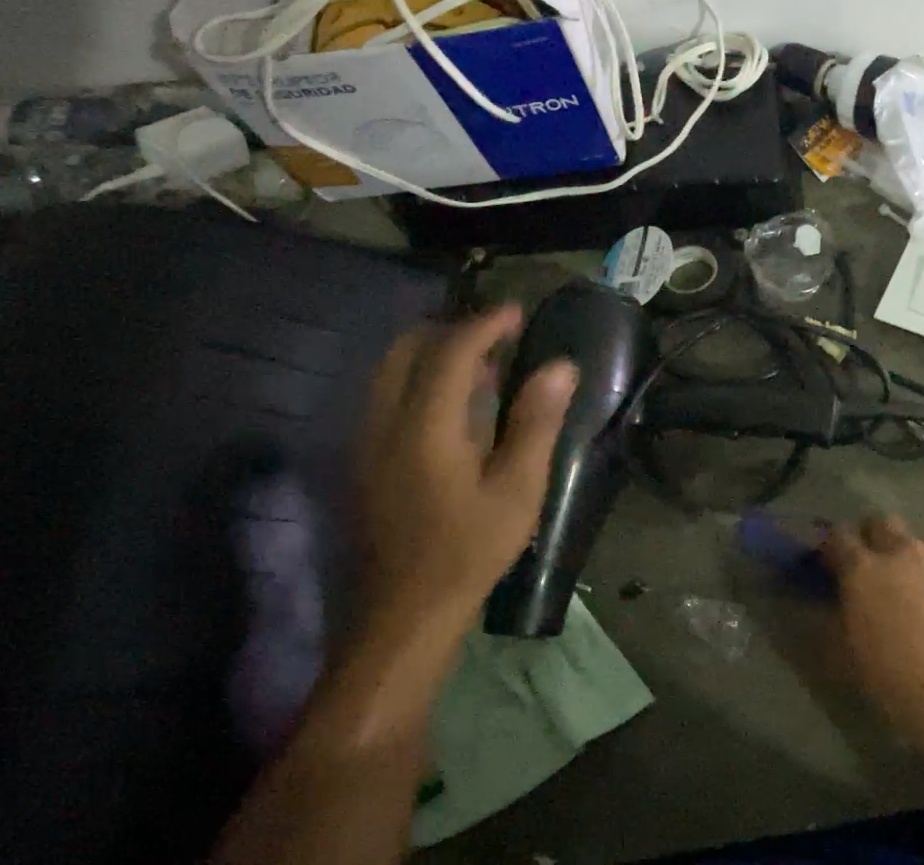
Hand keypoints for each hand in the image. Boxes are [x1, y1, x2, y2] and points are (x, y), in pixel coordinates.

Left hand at [355, 305, 576, 626]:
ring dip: (432, 354)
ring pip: (388, 372)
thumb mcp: (518, 489)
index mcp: (425, 427)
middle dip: (451, 330)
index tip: (518, 312)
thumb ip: (536, 422)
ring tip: (482, 366)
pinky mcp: (362, 462)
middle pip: (405, 350)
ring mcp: (365, 443)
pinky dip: (418, 380)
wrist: (404, 611)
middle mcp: (384, 423)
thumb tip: (560, 365)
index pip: (451, 352)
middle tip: (498, 335)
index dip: (485, 324)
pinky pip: (385, 397)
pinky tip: (454, 407)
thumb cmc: (470, 549)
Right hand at [822, 518, 923, 770]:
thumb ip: (827, 616)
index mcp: (864, 570)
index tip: (836, 566)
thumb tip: (815, 597)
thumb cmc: (902, 689)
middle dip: (875, 542)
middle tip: (881, 575)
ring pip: (923, 544)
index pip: (838, 535)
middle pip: (881, 524)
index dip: (835, 549)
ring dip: (919, 563)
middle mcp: (904, 548)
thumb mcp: (848, 658)